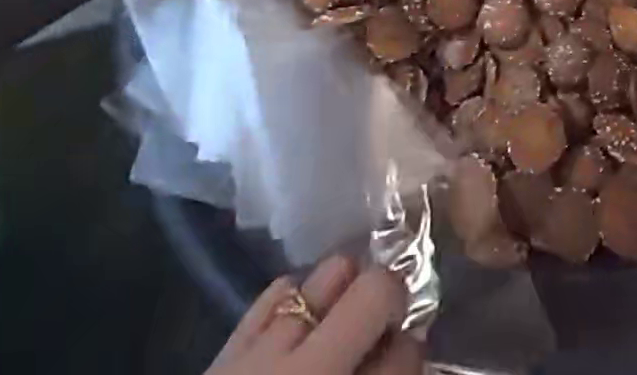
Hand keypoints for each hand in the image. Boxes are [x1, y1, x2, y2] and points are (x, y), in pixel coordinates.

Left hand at [205, 257, 421, 374]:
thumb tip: (403, 353)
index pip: (406, 353)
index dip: (410, 351)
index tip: (402, 360)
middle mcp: (311, 371)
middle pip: (377, 290)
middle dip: (391, 300)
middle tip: (380, 329)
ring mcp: (264, 355)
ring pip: (332, 273)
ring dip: (346, 290)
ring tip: (338, 320)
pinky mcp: (226, 351)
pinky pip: (277, 292)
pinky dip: (297, 299)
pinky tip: (297, 326)